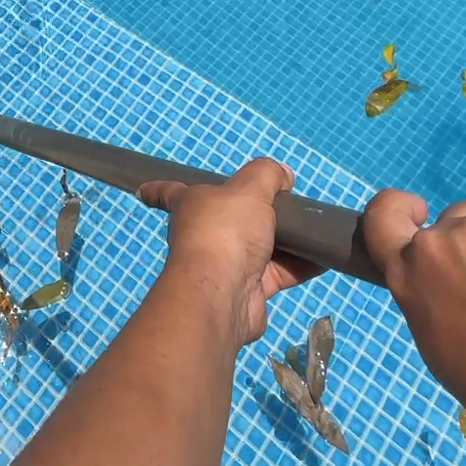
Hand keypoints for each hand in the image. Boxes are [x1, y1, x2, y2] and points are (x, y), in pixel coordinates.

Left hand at [139, 159, 323, 345]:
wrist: (224, 291)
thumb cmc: (225, 230)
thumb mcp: (248, 189)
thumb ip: (266, 175)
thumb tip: (281, 174)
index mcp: (189, 202)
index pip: (167, 191)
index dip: (156, 188)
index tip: (140, 190)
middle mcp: (202, 232)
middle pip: (227, 219)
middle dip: (250, 215)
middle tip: (282, 207)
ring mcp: (225, 262)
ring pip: (257, 246)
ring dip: (283, 240)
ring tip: (312, 229)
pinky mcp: (249, 290)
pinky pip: (279, 271)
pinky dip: (300, 265)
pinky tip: (324, 257)